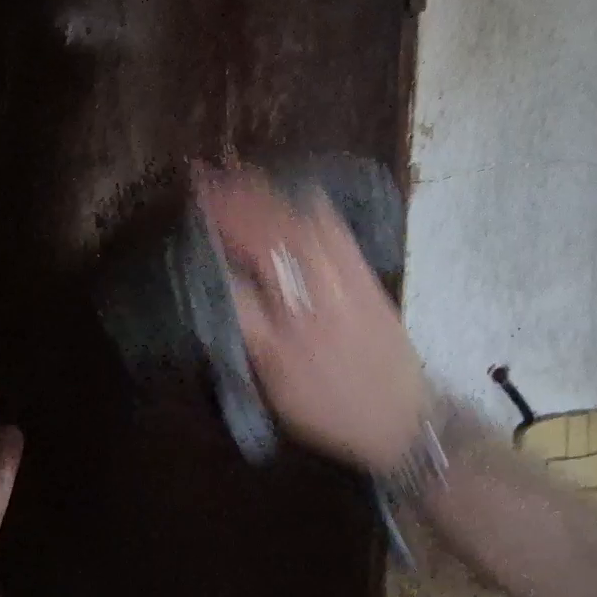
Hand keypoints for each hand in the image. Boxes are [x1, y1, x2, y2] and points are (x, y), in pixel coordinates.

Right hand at [196, 165, 427, 472]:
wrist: (405, 422)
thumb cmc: (330, 412)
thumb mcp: (278, 391)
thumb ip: (247, 341)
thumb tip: (219, 292)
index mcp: (284, 340)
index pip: (237, 280)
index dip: (212, 244)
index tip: (191, 216)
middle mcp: (313, 307)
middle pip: (269, 243)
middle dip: (235, 206)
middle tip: (206, 180)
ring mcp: (345, 288)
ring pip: (301, 231)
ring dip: (266, 199)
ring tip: (238, 175)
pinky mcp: (368, 279)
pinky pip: (338, 234)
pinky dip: (312, 207)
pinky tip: (296, 190)